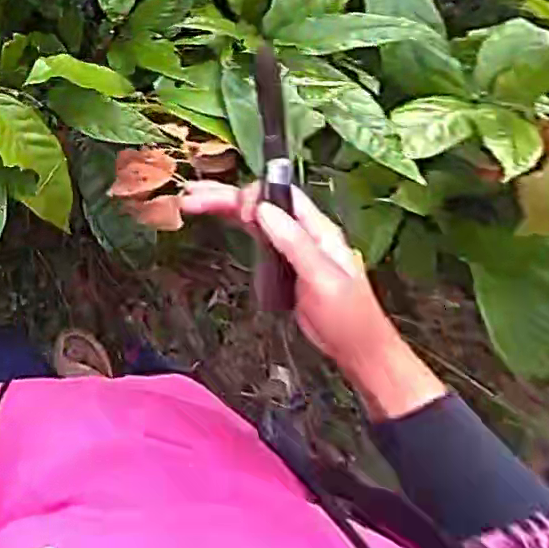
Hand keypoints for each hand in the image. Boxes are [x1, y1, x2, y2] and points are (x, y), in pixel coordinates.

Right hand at [180, 181, 446, 419]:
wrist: (360, 353)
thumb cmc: (349, 319)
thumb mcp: (324, 280)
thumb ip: (295, 242)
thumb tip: (262, 209)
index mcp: (317, 230)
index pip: (281, 195)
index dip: (255, 196)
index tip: (239, 213)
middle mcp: (301, 231)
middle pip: (258, 202)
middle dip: (223, 195)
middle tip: (190, 196)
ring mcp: (289, 244)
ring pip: (249, 214)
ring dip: (219, 205)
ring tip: (188, 202)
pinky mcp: (278, 259)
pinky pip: (249, 231)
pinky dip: (228, 221)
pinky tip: (211, 218)